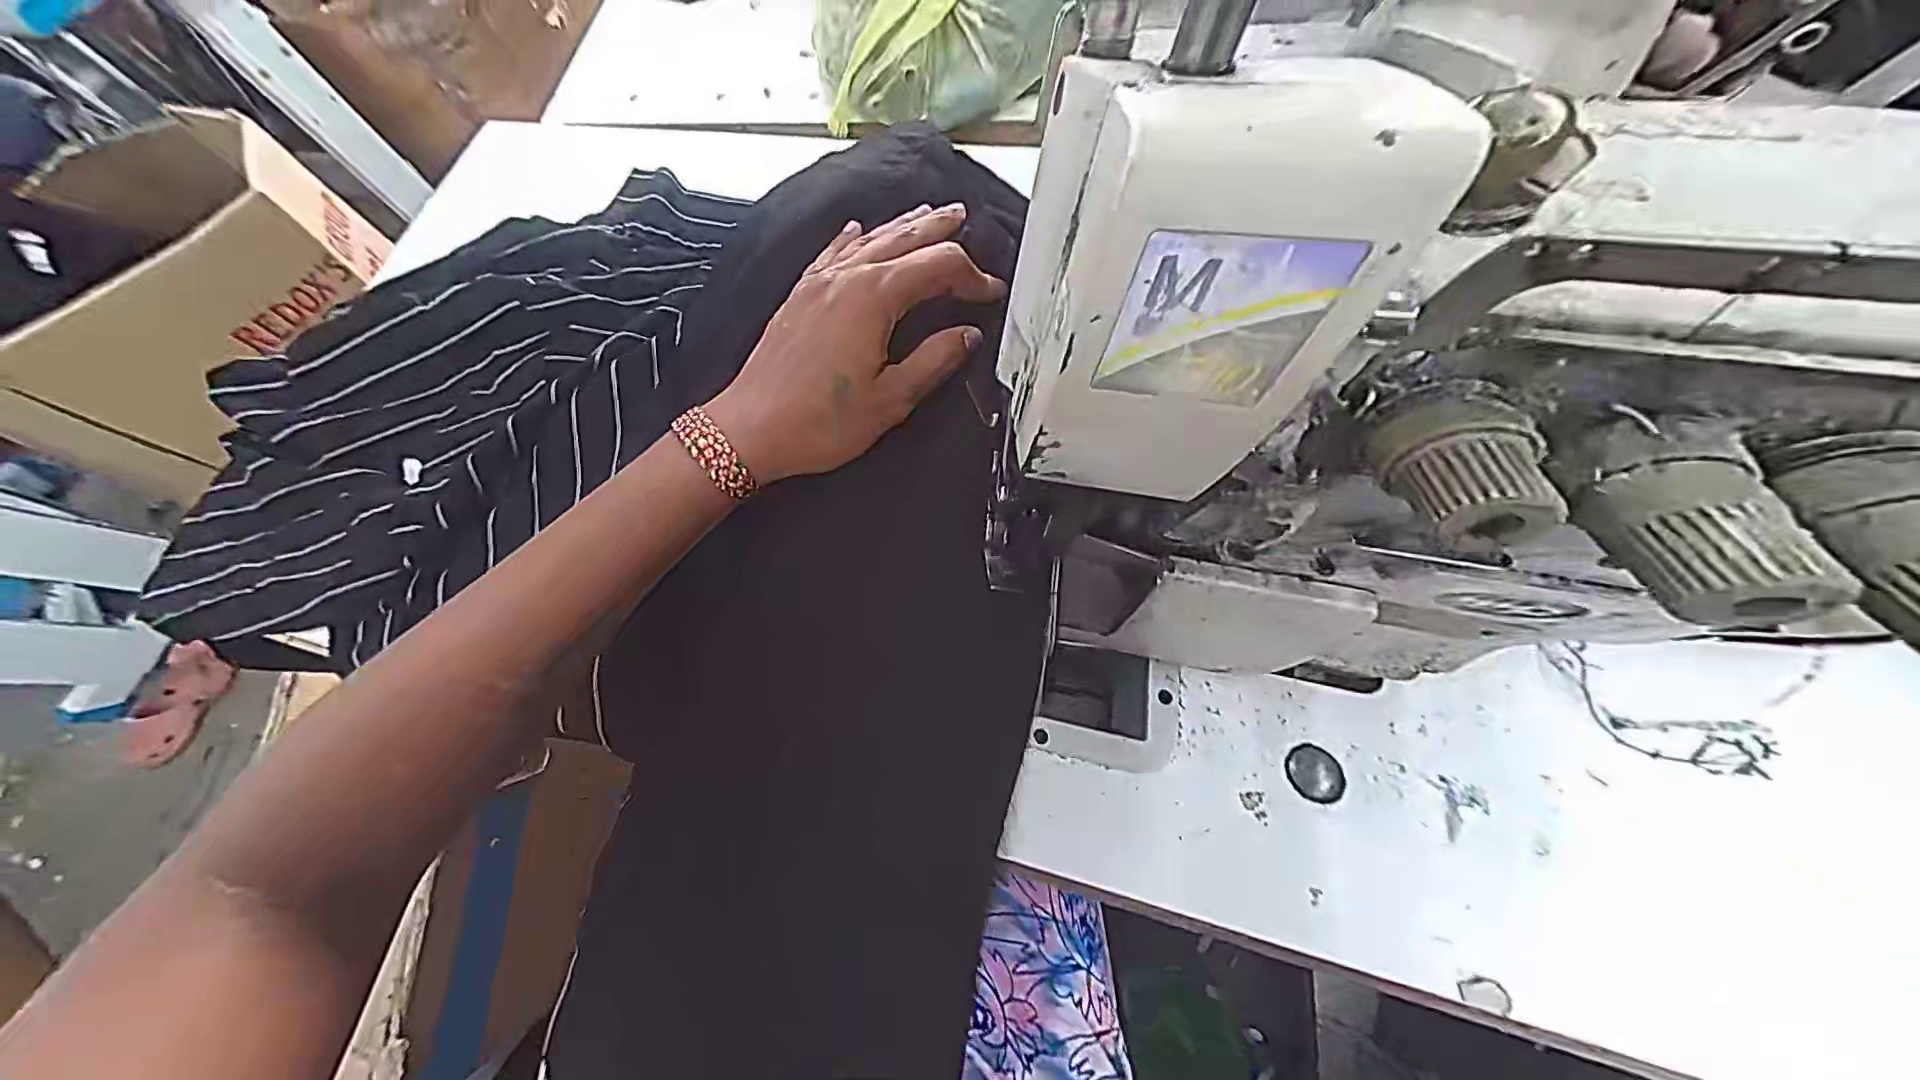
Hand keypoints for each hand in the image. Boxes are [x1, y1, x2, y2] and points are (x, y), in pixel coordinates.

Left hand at [702, 202, 1005, 483]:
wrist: (752, 430)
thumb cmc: (817, 422)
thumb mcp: (891, 400)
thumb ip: (934, 360)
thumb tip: (965, 336)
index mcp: (873, 299)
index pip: (937, 267)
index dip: (971, 275)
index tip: (990, 291)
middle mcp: (844, 279)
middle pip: (904, 239)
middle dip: (940, 230)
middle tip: (965, 220)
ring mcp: (818, 284)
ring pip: (870, 240)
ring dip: (903, 226)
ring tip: (927, 215)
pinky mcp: (800, 297)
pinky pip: (833, 252)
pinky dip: (854, 238)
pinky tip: (858, 229)